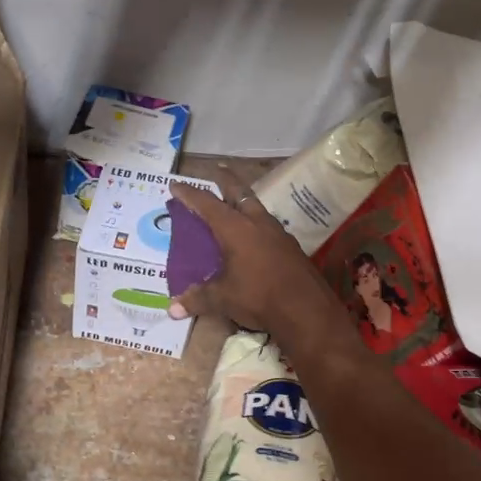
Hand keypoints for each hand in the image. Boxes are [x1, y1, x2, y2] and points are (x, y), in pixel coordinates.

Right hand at [167, 180, 343, 345]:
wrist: (306, 310)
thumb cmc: (258, 297)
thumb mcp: (222, 299)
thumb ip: (197, 299)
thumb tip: (173, 310)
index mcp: (235, 229)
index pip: (207, 204)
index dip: (190, 194)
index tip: (176, 185)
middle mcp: (257, 224)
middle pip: (240, 193)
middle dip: (226, 181)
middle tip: (218, 170)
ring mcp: (278, 234)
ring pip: (257, 209)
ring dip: (243, 203)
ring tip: (233, 205)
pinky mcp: (290, 248)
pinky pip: (268, 228)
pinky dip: (255, 226)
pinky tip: (253, 238)